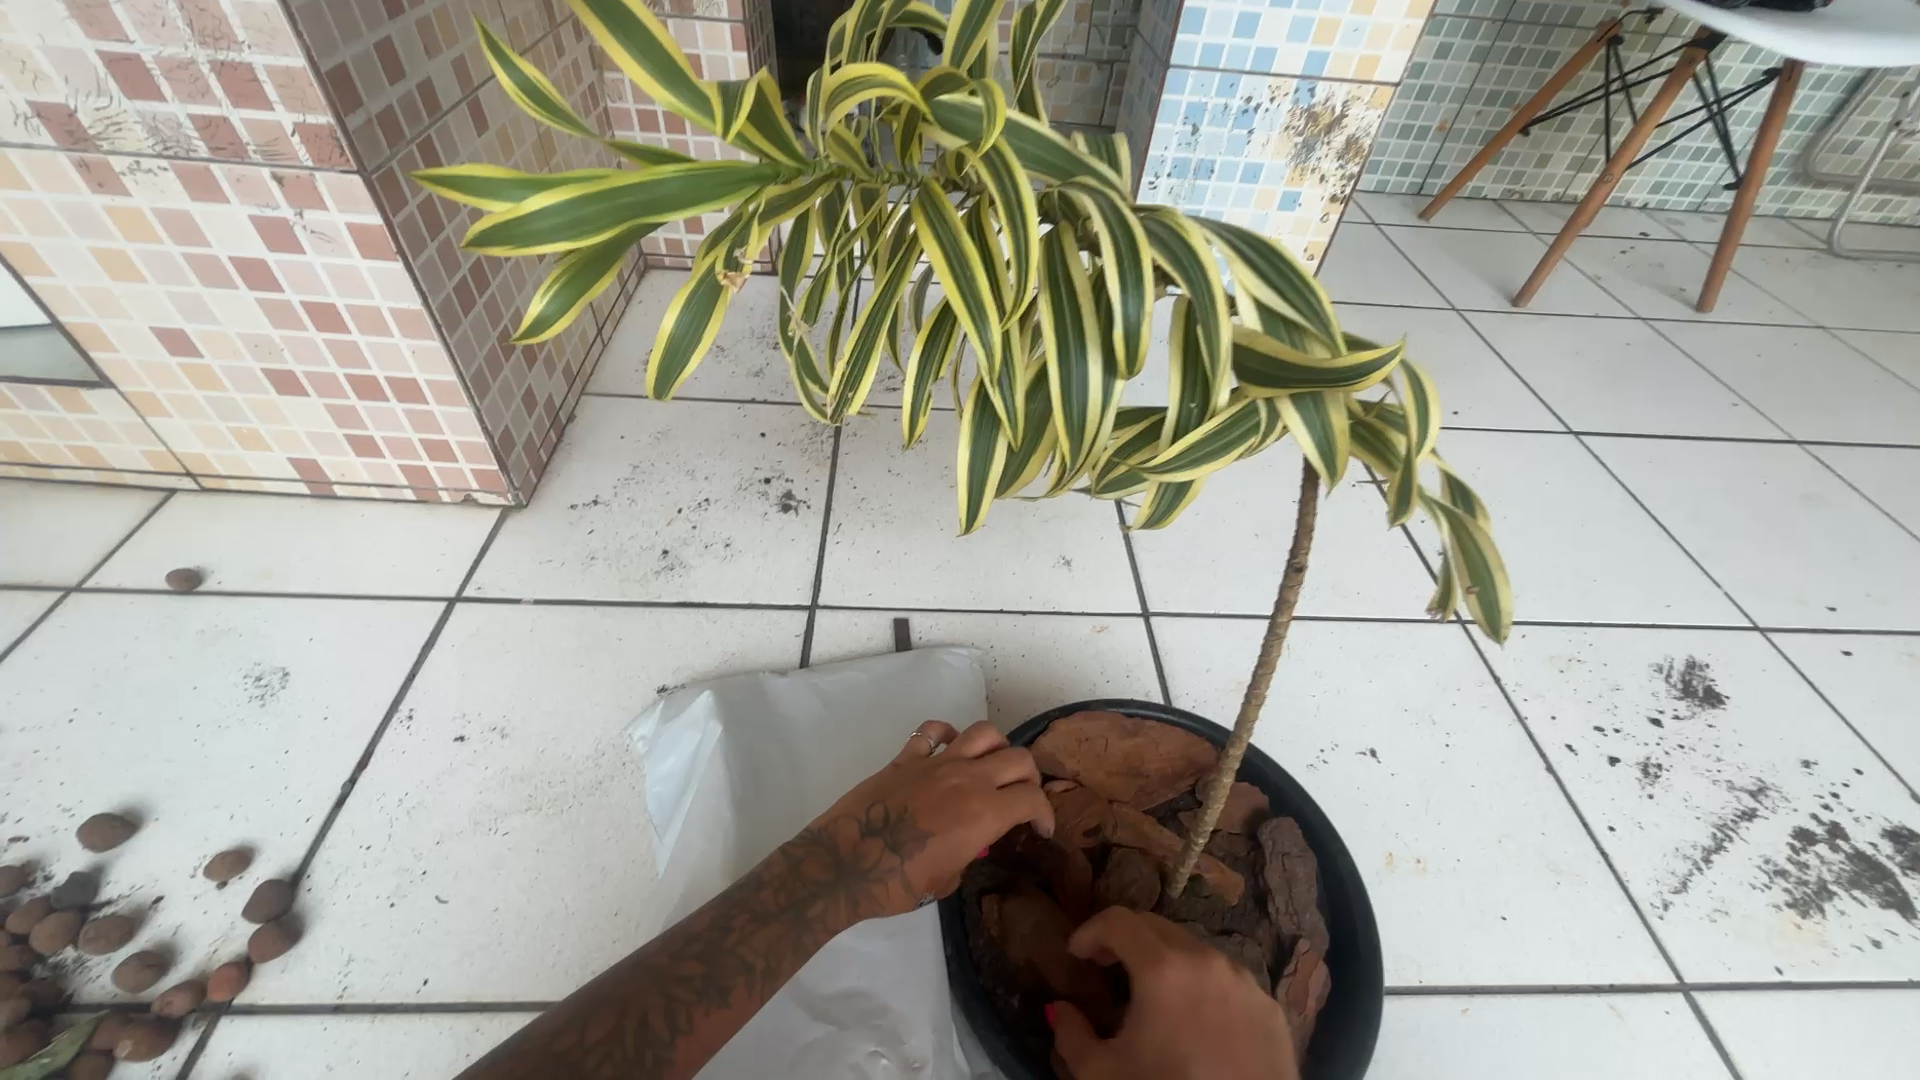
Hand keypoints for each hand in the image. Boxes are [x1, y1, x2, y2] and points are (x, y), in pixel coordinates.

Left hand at [803, 720, 1055, 919]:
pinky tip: (949, 748)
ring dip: (997, 746)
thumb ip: (969, 854)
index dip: (1045, 813)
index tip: (1040, 828)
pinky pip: (932, 731)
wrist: (845, 863)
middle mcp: (968, 779)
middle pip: (1018, 758)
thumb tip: (970, 843)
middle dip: (1029, 776)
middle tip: (1022, 795)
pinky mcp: (906, 757)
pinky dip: (946, 734)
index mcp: (985, 813)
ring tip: (992, 764)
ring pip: (983, 732)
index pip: (1033, 798)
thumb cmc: (898, 883)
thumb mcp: (948, 880)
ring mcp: (936, 762)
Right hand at [1049, 908, 1298, 1079]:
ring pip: (1194, 950)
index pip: (1117, 920)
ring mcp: (1243, 980)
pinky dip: (1202, 987)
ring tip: (1153, 999)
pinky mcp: (1270, 1007)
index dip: (1090, 931)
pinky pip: (1227, 980)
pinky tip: (1196, 1023)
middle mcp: (1205, 958)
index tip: (1075, 954)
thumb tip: (1060, 1009)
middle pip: (1156, 927)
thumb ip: (1071, 1035)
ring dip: (1165, 962)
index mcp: (1162, 967)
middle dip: (1125, 941)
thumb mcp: (1102, 1076)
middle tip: (1106, 968)